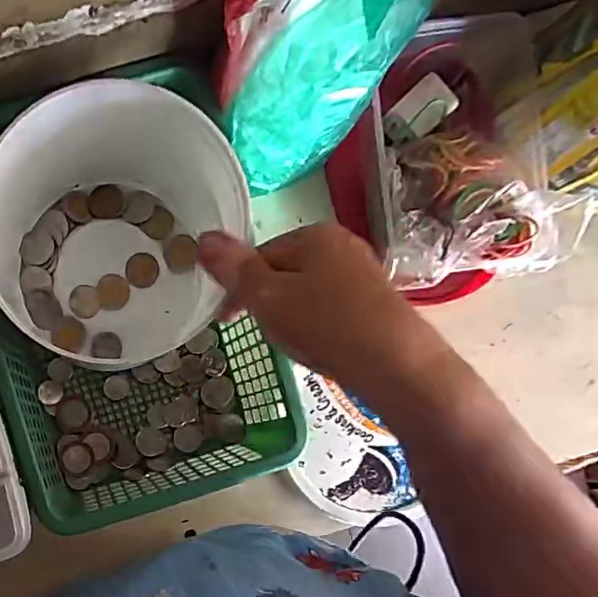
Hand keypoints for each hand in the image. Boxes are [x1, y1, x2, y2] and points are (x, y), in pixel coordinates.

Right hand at [198, 223, 449, 394]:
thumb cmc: (324, 326)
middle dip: (266, 301)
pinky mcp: (374, 299)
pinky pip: (329, 305)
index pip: (258, 256)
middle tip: (264, 333)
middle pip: (283, 270)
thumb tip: (203, 237)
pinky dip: (316, 322)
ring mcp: (362, 270)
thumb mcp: (268, 299)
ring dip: (290, 313)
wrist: (394, 362)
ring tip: (293, 342)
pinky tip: (320, 344)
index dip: (237, 288)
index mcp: (312, 234)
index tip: (225, 321)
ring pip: (306, 289)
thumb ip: (236, 270)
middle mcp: (341, 242)